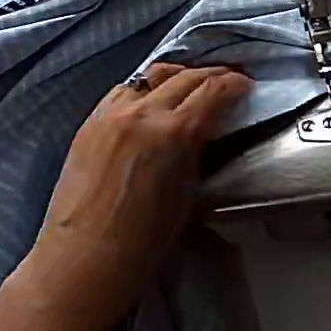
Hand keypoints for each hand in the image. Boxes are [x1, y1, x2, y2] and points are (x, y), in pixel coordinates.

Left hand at [0, 63, 251, 330]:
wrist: (86, 254)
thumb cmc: (143, 242)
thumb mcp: (187, 195)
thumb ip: (196, 154)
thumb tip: (204, 133)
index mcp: (174, 133)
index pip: (212, 91)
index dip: (234, 84)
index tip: (245, 85)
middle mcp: (142, 113)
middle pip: (184, 78)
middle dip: (211, 76)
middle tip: (225, 80)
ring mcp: (112, 113)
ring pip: (151, 77)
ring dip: (175, 77)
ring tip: (188, 84)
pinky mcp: (90, 120)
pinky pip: (123, 91)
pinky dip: (142, 89)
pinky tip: (148, 100)